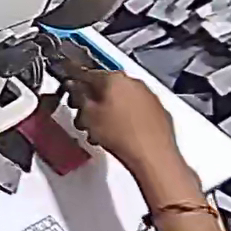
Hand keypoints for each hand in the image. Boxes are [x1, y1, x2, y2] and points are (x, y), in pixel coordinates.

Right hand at [63, 67, 198, 202]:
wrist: (153, 156)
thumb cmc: (119, 134)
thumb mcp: (87, 115)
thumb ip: (78, 96)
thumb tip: (75, 87)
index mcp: (113, 78)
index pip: (87, 74)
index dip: (74, 86)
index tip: (70, 96)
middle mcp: (133, 81)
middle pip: (105, 86)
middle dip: (93, 100)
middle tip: (84, 117)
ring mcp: (148, 96)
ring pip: (121, 98)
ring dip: (108, 110)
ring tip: (101, 131)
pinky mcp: (159, 111)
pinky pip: (136, 108)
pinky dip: (126, 116)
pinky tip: (120, 133)